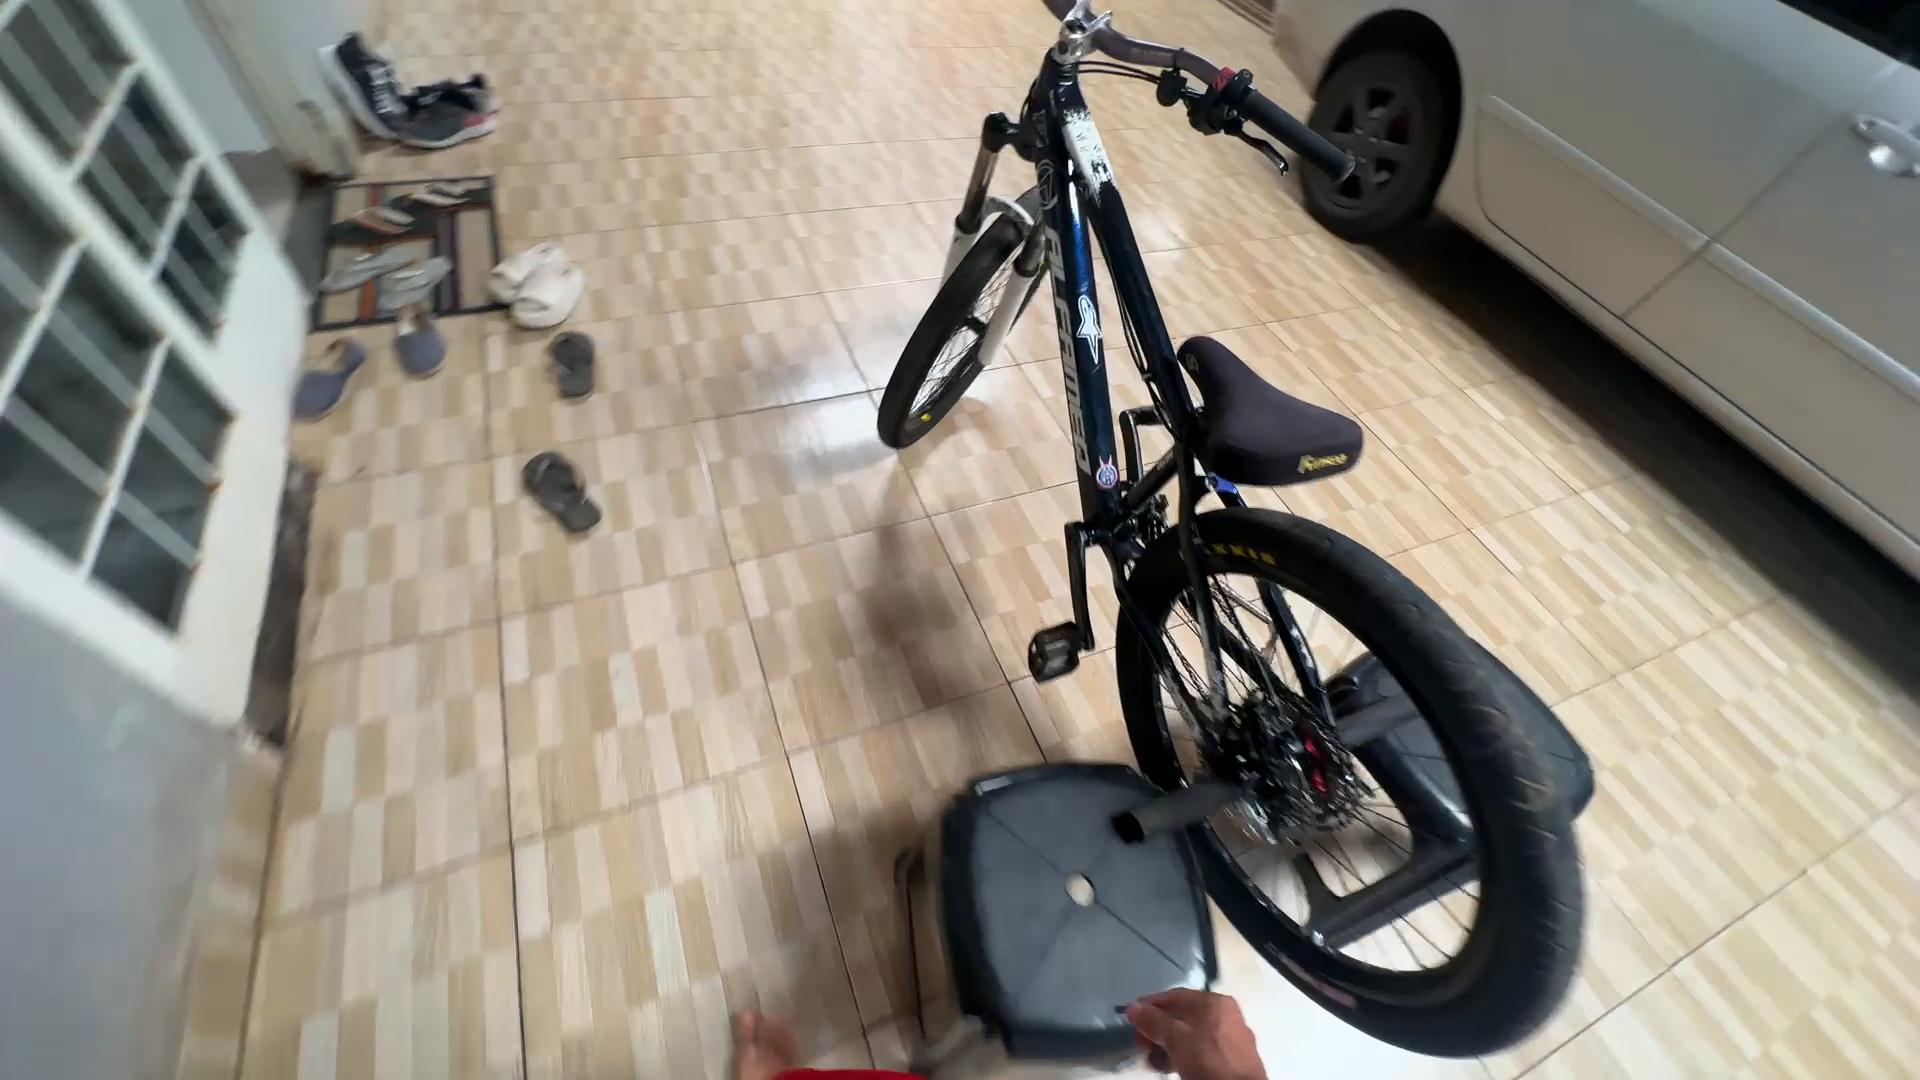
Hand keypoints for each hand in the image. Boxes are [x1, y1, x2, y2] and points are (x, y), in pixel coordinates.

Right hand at [1125, 989, 1266, 1079]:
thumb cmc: (1208, 1060)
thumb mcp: (1176, 1039)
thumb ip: (1153, 1021)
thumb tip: (1132, 1008)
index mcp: (1215, 1001)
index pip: (1175, 996)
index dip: (1150, 1006)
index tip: (1133, 1019)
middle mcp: (1226, 1015)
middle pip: (1183, 1017)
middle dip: (1159, 1030)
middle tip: (1142, 1044)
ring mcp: (1233, 1040)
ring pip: (1193, 1037)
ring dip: (1169, 1046)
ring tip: (1154, 1061)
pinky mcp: (1234, 1062)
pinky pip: (1203, 1052)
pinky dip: (1185, 1057)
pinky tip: (1173, 1068)